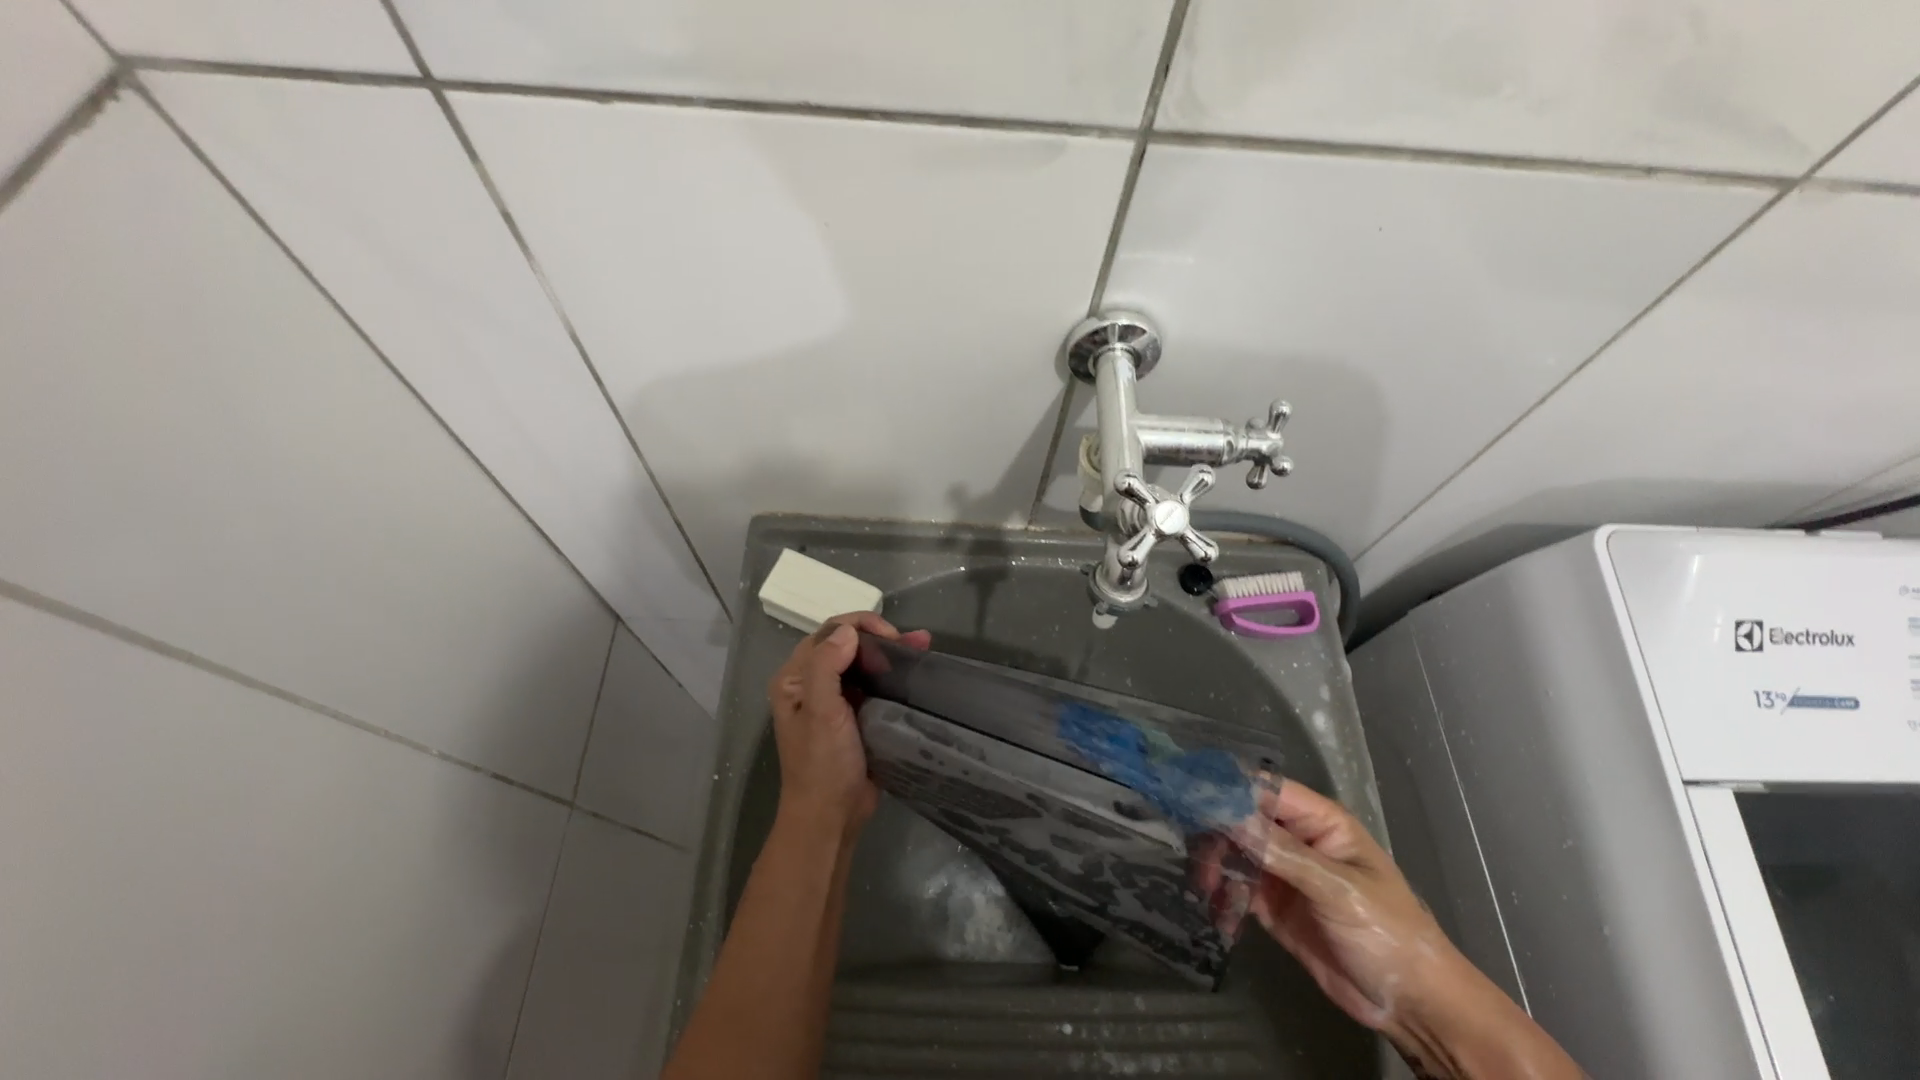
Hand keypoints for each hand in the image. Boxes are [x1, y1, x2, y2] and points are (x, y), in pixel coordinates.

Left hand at [765, 612, 929, 840]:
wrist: (831, 817)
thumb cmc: (822, 764)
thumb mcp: (820, 712)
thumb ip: (827, 666)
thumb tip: (848, 631)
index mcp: (794, 679)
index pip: (827, 633)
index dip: (860, 625)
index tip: (891, 637)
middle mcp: (811, 684)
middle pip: (846, 644)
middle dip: (879, 636)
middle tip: (913, 642)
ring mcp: (835, 701)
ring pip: (863, 663)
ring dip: (890, 652)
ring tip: (922, 647)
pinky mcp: (857, 716)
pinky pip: (874, 685)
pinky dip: (893, 674)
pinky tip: (916, 670)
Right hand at [1218, 779, 1464, 1029]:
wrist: (1411, 1003)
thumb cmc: (1388, 933)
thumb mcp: (1336, 889)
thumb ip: (1281, 851)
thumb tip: (1228, 814)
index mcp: (1319, 822)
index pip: (1264, 788)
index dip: (1226, 787)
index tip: (1185, 793)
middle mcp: (1296, 839)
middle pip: (1239, 818)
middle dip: (1214, 835)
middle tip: (1199, 863)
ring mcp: (1282, 873)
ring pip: (1231, 852)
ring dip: (1213, 868)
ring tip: (1209, 893)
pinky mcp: (1272, 906)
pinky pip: (1235, 889)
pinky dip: (1221, 898)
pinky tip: (1222, 917)